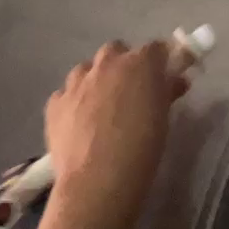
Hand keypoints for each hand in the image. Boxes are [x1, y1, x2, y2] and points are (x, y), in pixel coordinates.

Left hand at [37, 40, 187, 228]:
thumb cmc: (142, 147)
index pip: (156, 48)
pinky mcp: (55, 104)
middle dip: (123, 65)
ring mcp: (77, 82)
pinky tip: (77, 122)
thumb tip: (174, 81)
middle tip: (130, 90)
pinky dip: (72, 102)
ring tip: (100, 106)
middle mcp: (108, 62)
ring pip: (86, 69)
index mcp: (141, 61)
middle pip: (116, 50)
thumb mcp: (163, 116)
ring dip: (95, 80)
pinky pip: (64, 94)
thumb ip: (167, 90)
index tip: (165, 75)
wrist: (98, 180)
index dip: (161, 61)